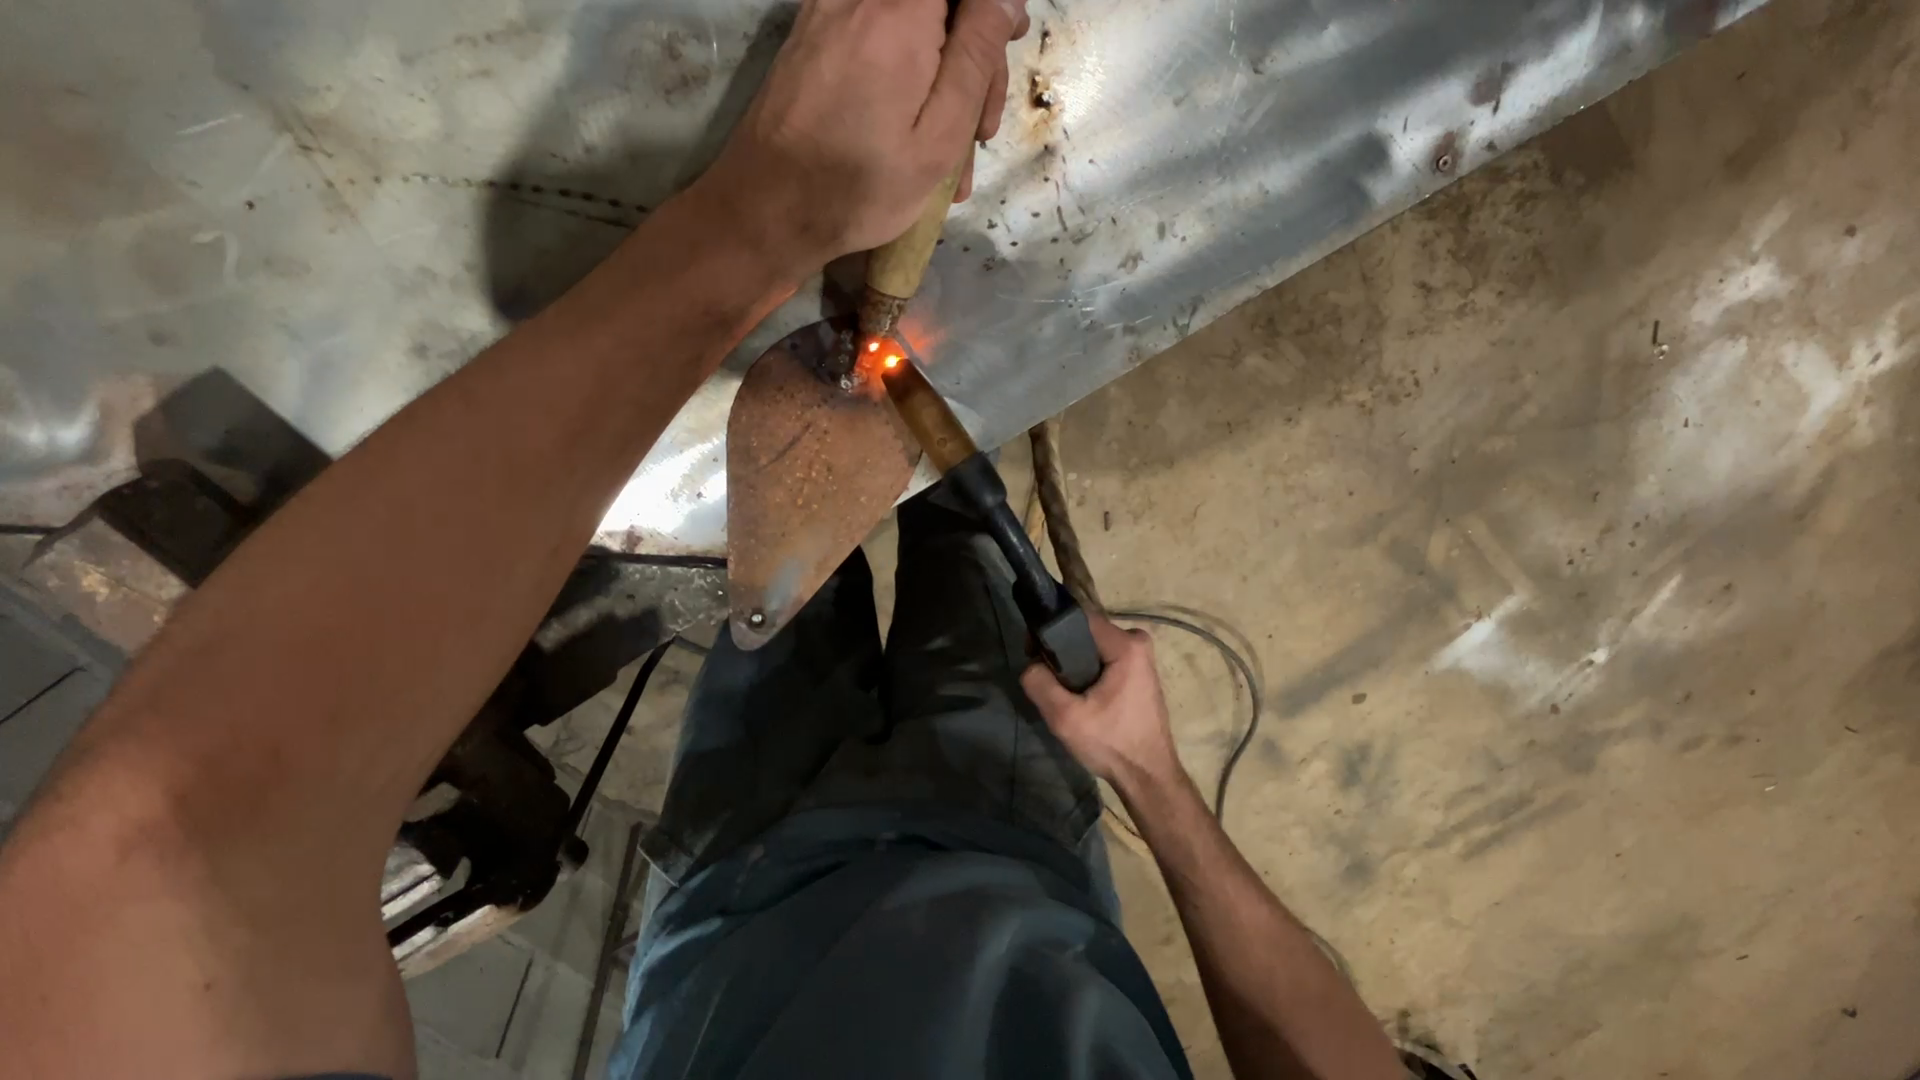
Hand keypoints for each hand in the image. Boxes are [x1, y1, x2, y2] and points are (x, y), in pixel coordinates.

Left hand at [688, 0, 1029, 277]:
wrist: (766, 212)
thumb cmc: (860, 187)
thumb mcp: (938, 136)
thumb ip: (978, 56)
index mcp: (901, 12)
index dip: (991, 15)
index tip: (1001, 60)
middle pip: (937, 6)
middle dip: (969, 59)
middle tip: (979, 133)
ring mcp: (826, 13)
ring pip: (907, 27)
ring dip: (936, 80)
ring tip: (947, 159)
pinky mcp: (809, 40)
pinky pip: (873, 41)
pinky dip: (900, 79)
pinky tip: (906, 137)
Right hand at [1022, 615, 1185, 791]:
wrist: (1148, 776)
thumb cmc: (1112, 744)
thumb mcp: (1064, 717)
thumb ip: (1038, 683)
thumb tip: (1030, 665)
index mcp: (1126, 645)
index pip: (1078, 617)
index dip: (1050, 630)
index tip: (1033, 653)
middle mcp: (1138, 642)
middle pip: (1085, 632)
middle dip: (1061, 651)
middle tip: (1046, 679)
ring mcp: (1141, 658)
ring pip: (1092, 647)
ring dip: (1073, 664)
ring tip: (1062, 693)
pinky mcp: (1138, 673)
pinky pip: (1103, 659)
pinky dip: (1087, 672)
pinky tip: (1080, 697)